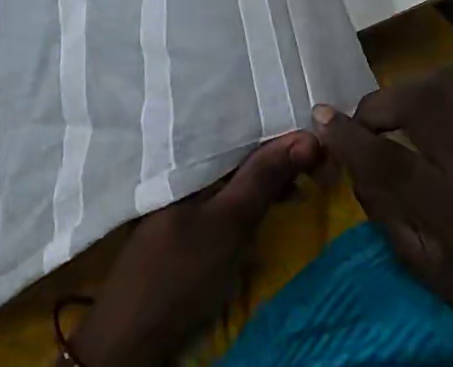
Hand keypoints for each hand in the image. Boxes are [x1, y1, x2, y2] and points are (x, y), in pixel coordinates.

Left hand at [65, 132, 321, 366]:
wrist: (133, 329)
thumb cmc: (180, 269)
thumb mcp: (228, 222)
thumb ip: (263, 178)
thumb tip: (308, 136)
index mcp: (184, 151)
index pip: (238, 123)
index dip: (277, 126)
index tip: (317, 128)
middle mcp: (183, 161)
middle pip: (236, 143)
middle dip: (275, 147)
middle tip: (319, 153)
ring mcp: (184, 186)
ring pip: (234, 166)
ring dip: (268, 170)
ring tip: (306, 173)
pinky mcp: (187, 212)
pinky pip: (226, 185)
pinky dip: (252, 188)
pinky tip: (277, 193)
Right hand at [307, 70, 452, 340]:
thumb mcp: (412, 257)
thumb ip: (376, 199)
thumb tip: (344, 146)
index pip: (392, 162)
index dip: (349, 137)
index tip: (321, 120)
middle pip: (421, 104)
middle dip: (378, 105)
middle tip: (363, 125)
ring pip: (443, 84)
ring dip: (404, 93)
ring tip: (391, 117)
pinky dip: (427, 97)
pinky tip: (421, 122)